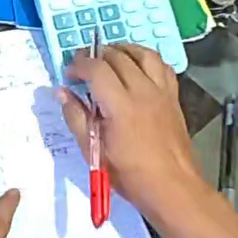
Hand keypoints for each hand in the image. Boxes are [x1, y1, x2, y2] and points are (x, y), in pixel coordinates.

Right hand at [60, 44, 208, 217]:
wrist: (171, 187)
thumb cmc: (129, 174)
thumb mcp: (93, 151)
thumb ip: (76, 117)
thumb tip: (63, 93)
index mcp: (120, 105)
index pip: (96, 69)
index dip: (79, 65)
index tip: (69, 74)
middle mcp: (143, 91)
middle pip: (118, 57)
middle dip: (97, 56)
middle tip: (84, 66)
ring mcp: (161, 92)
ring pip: (144, 54)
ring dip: (124, 50)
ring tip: (110, 56)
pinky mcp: (173, 98)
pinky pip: (162, 66)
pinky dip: (147, 59)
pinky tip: (138, 67)